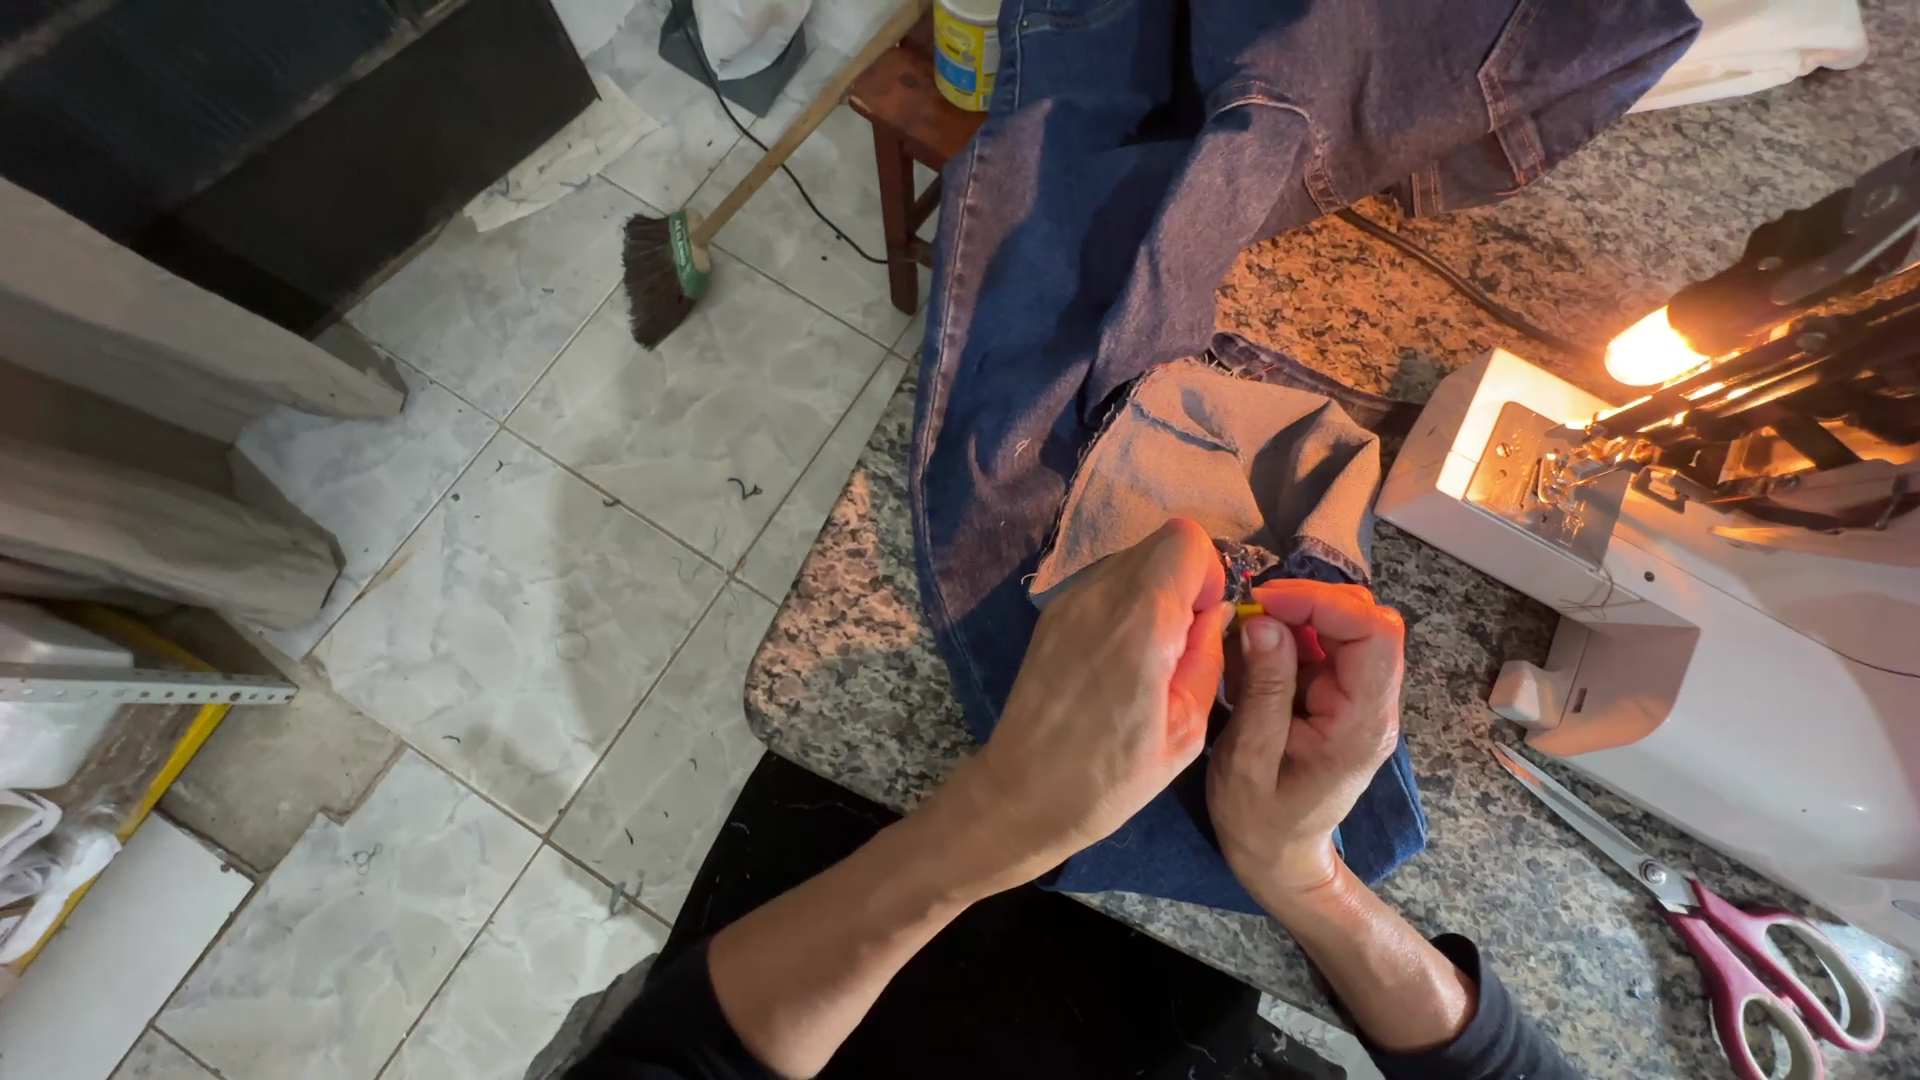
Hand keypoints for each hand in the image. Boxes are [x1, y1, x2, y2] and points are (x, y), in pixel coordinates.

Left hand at [927, 519, 1232, 894]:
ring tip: (1147, 654)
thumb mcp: (1185, 730)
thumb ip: (1208, 656)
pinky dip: (1124, 602)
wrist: (1024, 789)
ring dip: (1153, 591)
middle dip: (1183, 580)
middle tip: (1179, 642)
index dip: (1207, 574)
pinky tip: (1117, 655)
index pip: (1185, 539)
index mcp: (1139, 622)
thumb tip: (1213, 611)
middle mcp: (1098, 594)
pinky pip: (1102, 582)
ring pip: (1130, 559)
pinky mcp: (1049, 613)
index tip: (1201, 621)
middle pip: (1159, 543)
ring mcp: (1067, 600)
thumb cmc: (1111, 776)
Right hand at [1207, 581, 1404, 909]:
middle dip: (1307, 601)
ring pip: (1343, 626)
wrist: (1278, 857)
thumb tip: (1264, 620)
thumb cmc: (1259, 818)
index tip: (1263, 602)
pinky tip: (1249, 654)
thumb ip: (1263, 688)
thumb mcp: (1248, 757)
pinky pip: (1319, 646)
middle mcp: (1371, 705)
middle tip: (1249, 610)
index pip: (1374, 634)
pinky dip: (1283, 635)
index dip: (1321, 602)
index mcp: (1360, 723)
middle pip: (1366, 620)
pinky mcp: (1335, 698)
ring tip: (1243, 632)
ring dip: (1292, 616)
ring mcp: (1355, 700)